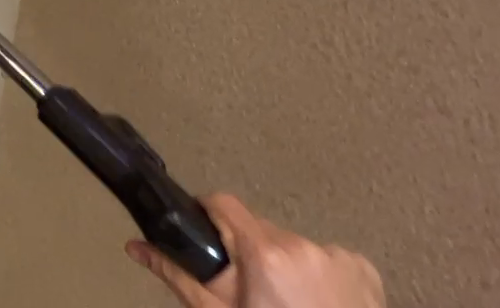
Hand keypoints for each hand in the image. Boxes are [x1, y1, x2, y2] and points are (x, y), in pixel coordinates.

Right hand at [129, 195, 383, 307]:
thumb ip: (176, 274)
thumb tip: (133, 246)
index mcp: (265, 252)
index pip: (222, 202)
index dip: (208, 215)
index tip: (207, 238)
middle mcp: (303, 245)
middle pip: (257, 226)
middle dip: (247, 248)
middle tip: (247, 286)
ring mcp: (339, 258)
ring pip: (291, 243)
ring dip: (282, 261)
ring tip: (286, 300)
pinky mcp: (366, 272)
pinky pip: (327, 257)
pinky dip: (317, 272)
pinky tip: (317, 302)